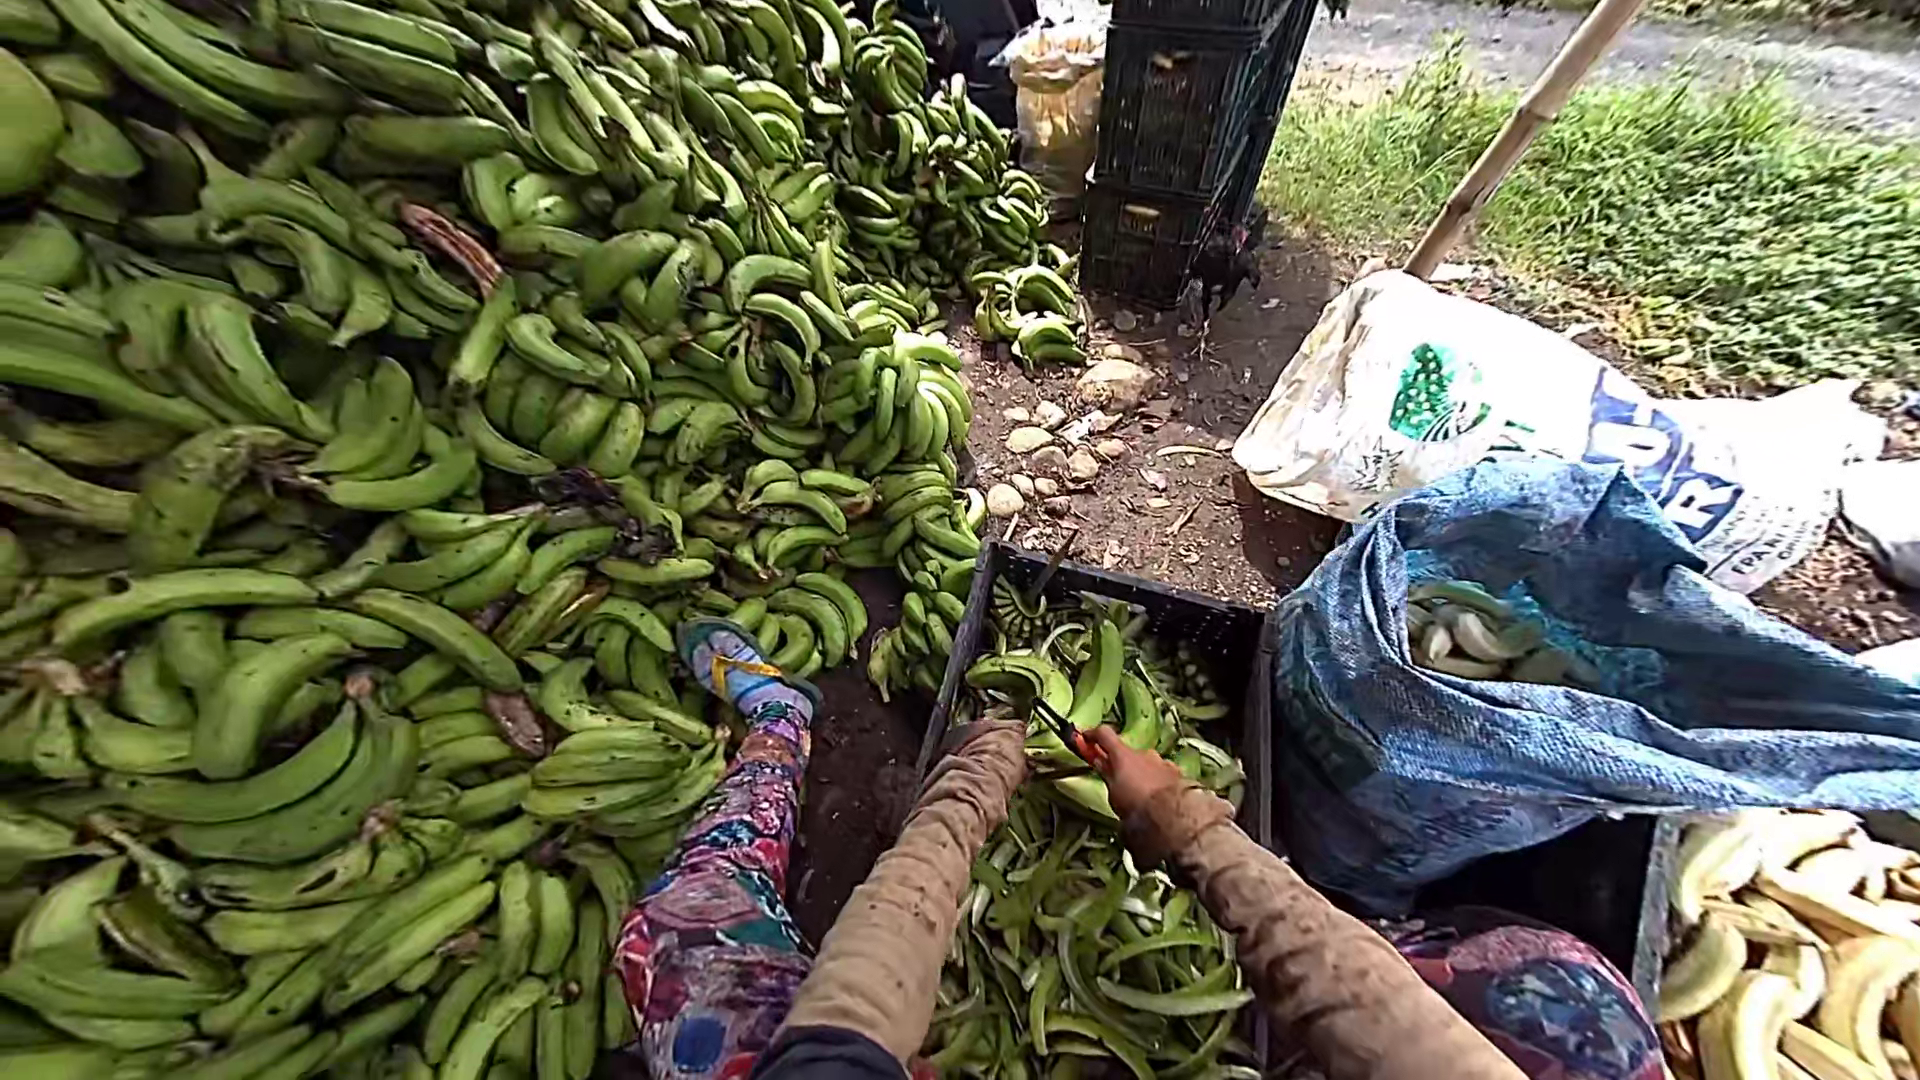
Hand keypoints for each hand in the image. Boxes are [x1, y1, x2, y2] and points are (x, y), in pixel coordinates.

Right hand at [1087, 727, 1185, 819]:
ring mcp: (1163, 762)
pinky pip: (1163, 774)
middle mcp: (1144, 753)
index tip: (1085, 739)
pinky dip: (1158, 782)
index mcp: (1123, 754)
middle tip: (1119, 781)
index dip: (1093, 735)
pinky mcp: (1179, 775)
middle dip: (1123, 764)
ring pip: (1148, 764)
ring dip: (1142, 774)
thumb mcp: (1114, 793)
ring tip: (1142, 795)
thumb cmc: (1136, 805)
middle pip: (1128, 752)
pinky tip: (1159, 799)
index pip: (1104, 734)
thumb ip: (1107, 774)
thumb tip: (1100, 762)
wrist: (1175, 816)